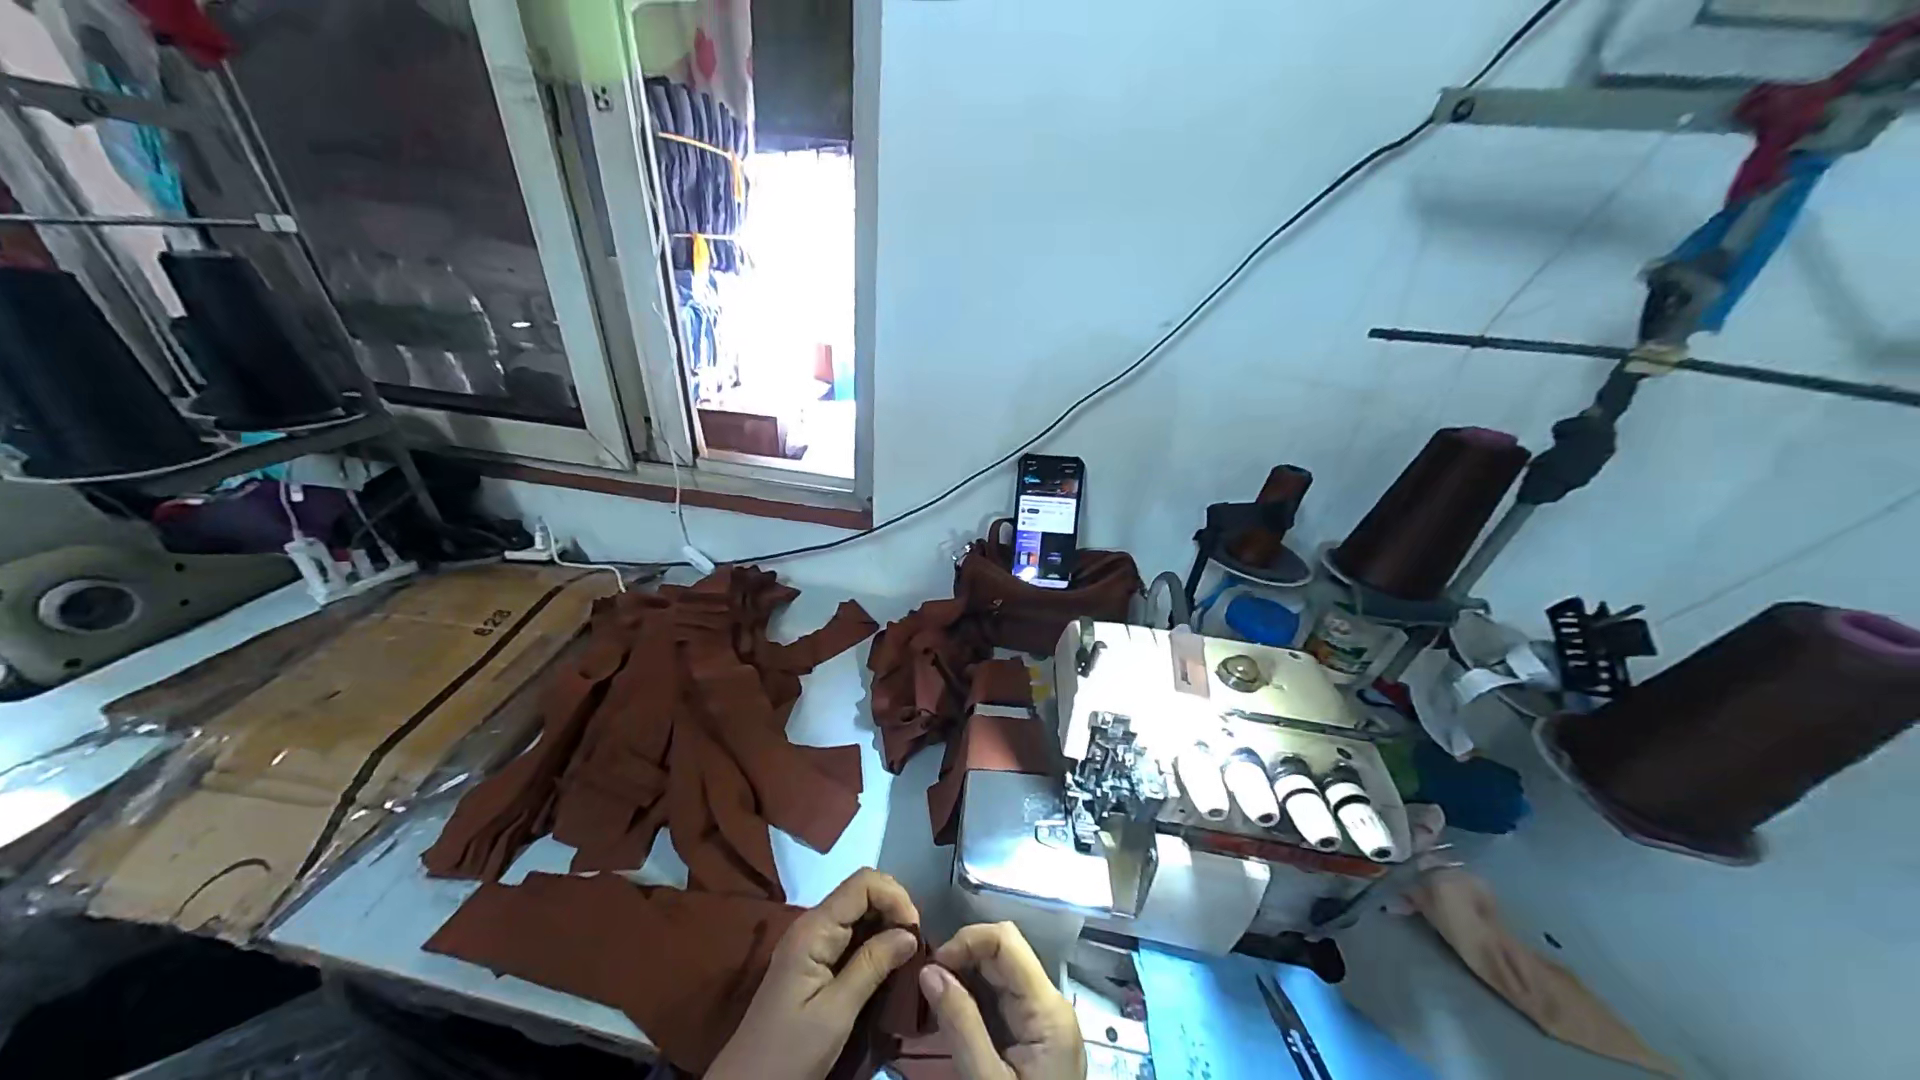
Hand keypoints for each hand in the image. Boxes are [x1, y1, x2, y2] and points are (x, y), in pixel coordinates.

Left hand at [707, 869, 921, 1079]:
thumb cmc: (788, 1053)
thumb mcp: (836, 1013)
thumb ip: (872, 966)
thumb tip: (910, 933)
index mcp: (814, 929)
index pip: (862, 883)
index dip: (895, 896)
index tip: (915, 932)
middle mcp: (812, 924)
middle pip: (861, 892)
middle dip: (894, 909)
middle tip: (914, 946)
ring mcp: (811, 941)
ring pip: (858, 912)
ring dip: (886, 925)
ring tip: (907, 955)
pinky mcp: (813, 959)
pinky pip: (850, 934)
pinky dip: (874, 940)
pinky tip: (887, 964)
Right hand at [920, 922, 1085, 1079]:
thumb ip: (961, 1026)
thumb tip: (929, 970)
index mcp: (1047, 1009)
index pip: (1006, 941)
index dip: (966, 941)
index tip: (931, 967)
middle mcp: (1049, 1002)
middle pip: (1003, 952)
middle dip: (961, 957)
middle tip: (925, 984)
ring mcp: (1043, 1016)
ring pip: (999, 971)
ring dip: (963, 975)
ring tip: (931, 998)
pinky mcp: (1033, 1032)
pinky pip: (1000, 997)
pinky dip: (971, 995)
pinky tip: (949, 1012)